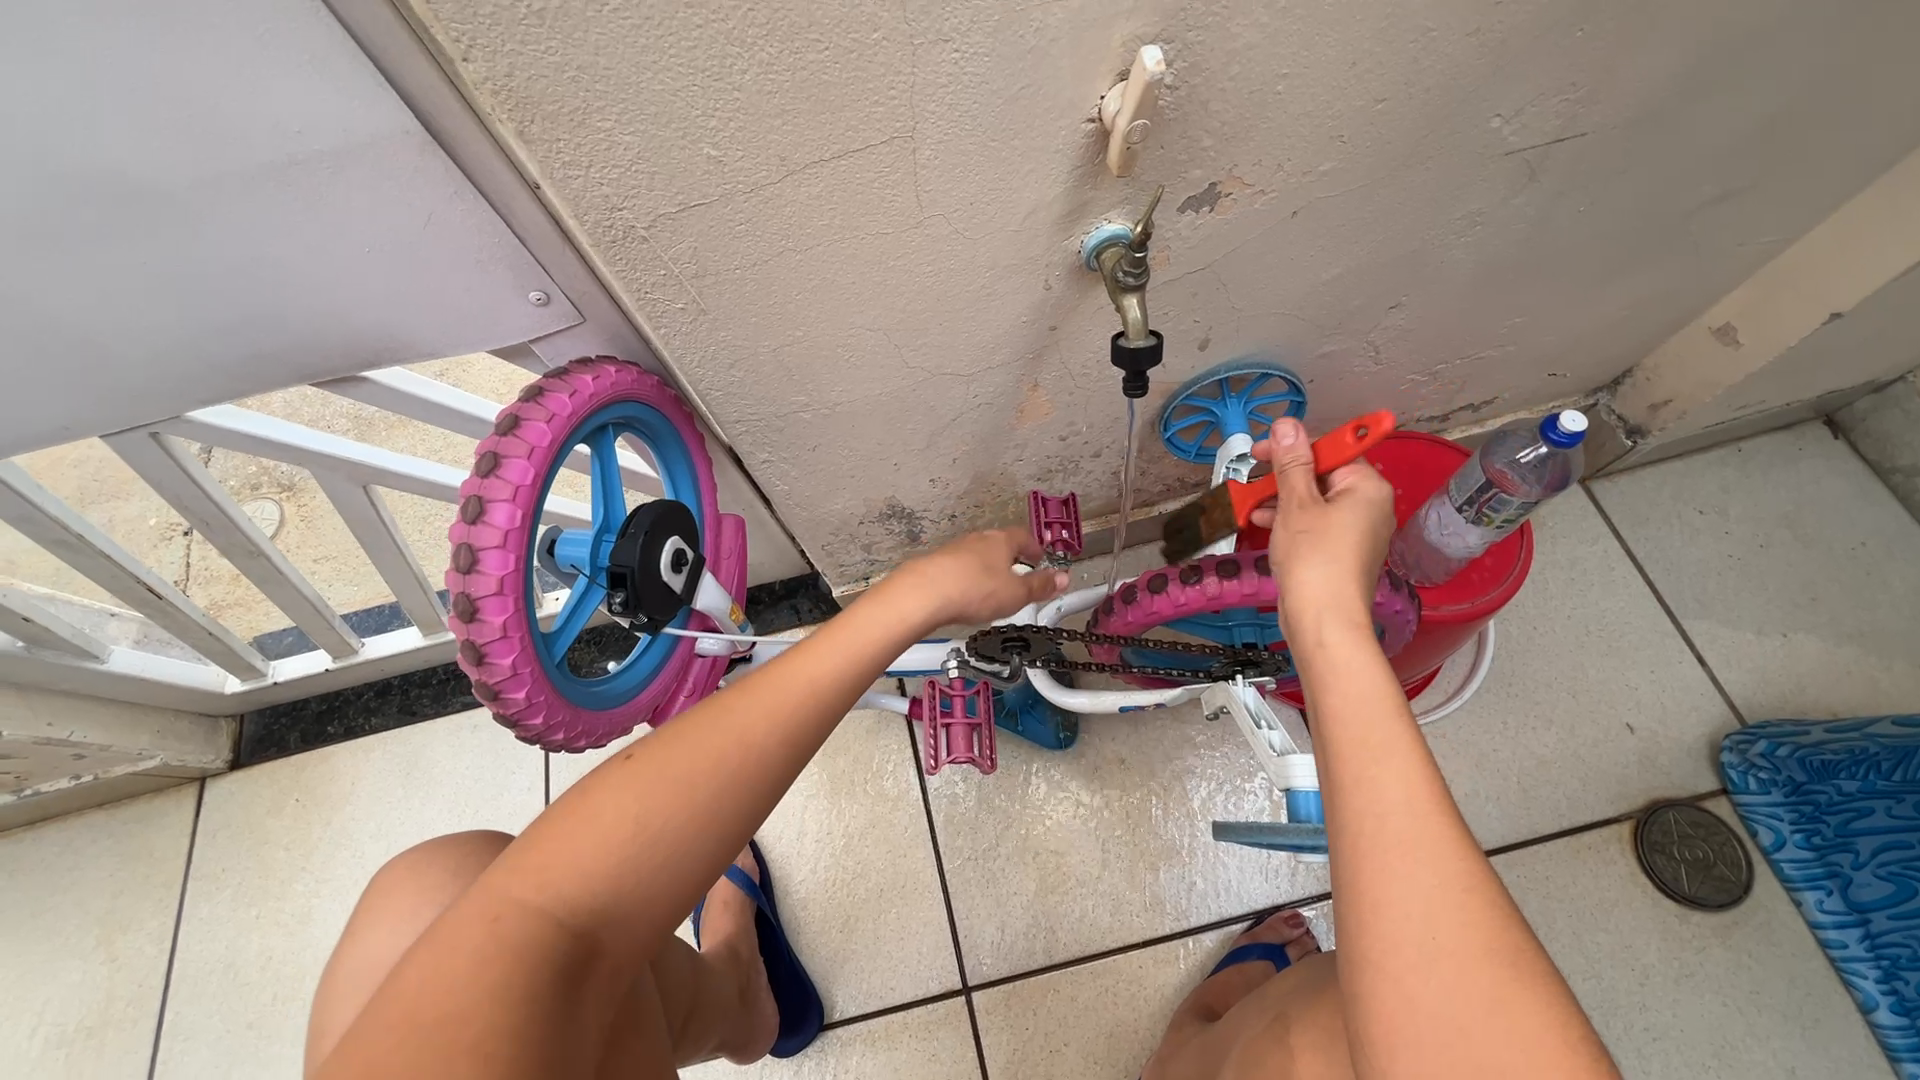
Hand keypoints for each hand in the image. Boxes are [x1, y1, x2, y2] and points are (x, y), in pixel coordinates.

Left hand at [884, 527, 1069, 627]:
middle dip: (1009, 557)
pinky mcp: (935, 565)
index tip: (1039, 556)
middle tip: (1018, 571)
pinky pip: (957, 569)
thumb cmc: (974, 589)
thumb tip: (1063, 579)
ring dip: (987, 567)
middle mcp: (977, 540)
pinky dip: (966, 578)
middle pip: (998, 544)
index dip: (1033, 547)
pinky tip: (966, 594)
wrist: (924, 593)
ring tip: (993, 586)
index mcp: (1001, 541)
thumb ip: (1041, 586)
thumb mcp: (1017, 594)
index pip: (1023, 537)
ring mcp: (954, 550)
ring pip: (976, 555)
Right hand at [1247, 417, 1395, 638]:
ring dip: (1282, 499)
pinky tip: (1264, 523)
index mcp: (1367, 486)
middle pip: (1323, 474)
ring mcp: (1358, 531)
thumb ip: (1291, 462)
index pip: (1332, 449)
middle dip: (1285, 476)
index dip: (1294, 446)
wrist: (1323, 620)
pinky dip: (1291, 520)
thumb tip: (1287, 424)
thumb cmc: (1313, 557)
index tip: (1260, 452)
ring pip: (1316, 501)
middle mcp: (1370, 505)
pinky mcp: (1342, 553)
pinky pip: (1316, 523)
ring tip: (1253, 505)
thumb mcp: (1296, 503)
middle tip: (1253, 479)